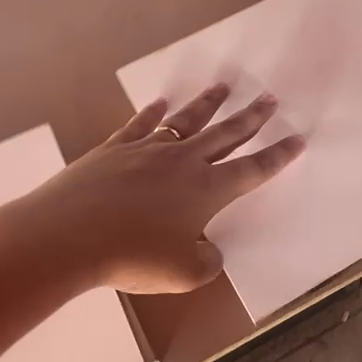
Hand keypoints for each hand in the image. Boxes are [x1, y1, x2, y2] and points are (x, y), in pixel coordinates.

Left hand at [0, 85, 304, 295]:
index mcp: (207, 190)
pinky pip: (140, 125)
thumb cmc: (130, 257)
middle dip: (251, 118)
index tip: (297, 138)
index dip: (279, 156)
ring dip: (208, 104)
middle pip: (226, 135)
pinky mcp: (114, 150)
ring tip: (224, 88)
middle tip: (269, 99)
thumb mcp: (184, 273)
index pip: (253, 169)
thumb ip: (207, 260)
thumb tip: (209, 250)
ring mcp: (147, 151)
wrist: (64, 237)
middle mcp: (183, 162)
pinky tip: (160, 103)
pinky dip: (153, 113)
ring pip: (187, 122)